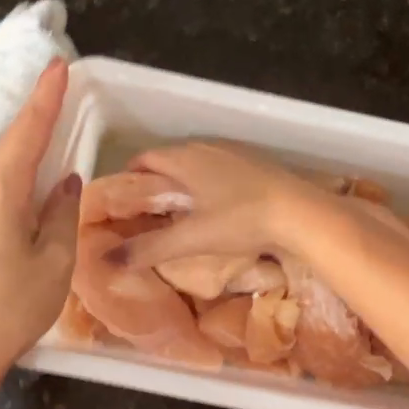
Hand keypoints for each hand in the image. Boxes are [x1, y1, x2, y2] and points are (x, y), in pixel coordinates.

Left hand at [0, 59, 80, 369]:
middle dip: (34, 109)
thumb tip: (66, 181)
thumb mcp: (55, 259)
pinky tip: (30, 166)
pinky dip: (16, 162)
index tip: (59, 64)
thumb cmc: (13, 306)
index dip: (46, 98)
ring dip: (24, 135)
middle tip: (58, 81)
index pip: (28, 132)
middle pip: (10, 140)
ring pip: (1, 161)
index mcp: (0, 191)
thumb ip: (62, 212)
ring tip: (49, 115)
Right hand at [113, 142, 328, 267]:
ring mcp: (235, 153)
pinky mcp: (256, 165)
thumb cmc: (242, 220)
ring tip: (179, 212)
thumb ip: (150, 248)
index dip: (130, 176)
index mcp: (186, 158)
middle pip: (171, 159)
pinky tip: (217, 209)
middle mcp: (207, 147)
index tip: (123, 200)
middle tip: (147, 210)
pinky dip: (210, 184)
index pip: (145, 158)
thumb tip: (107, 261)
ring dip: (185, 182)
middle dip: (156, 181)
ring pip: (198, 163)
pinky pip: (221, 170)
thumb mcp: (192, 238)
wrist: (301, 212)